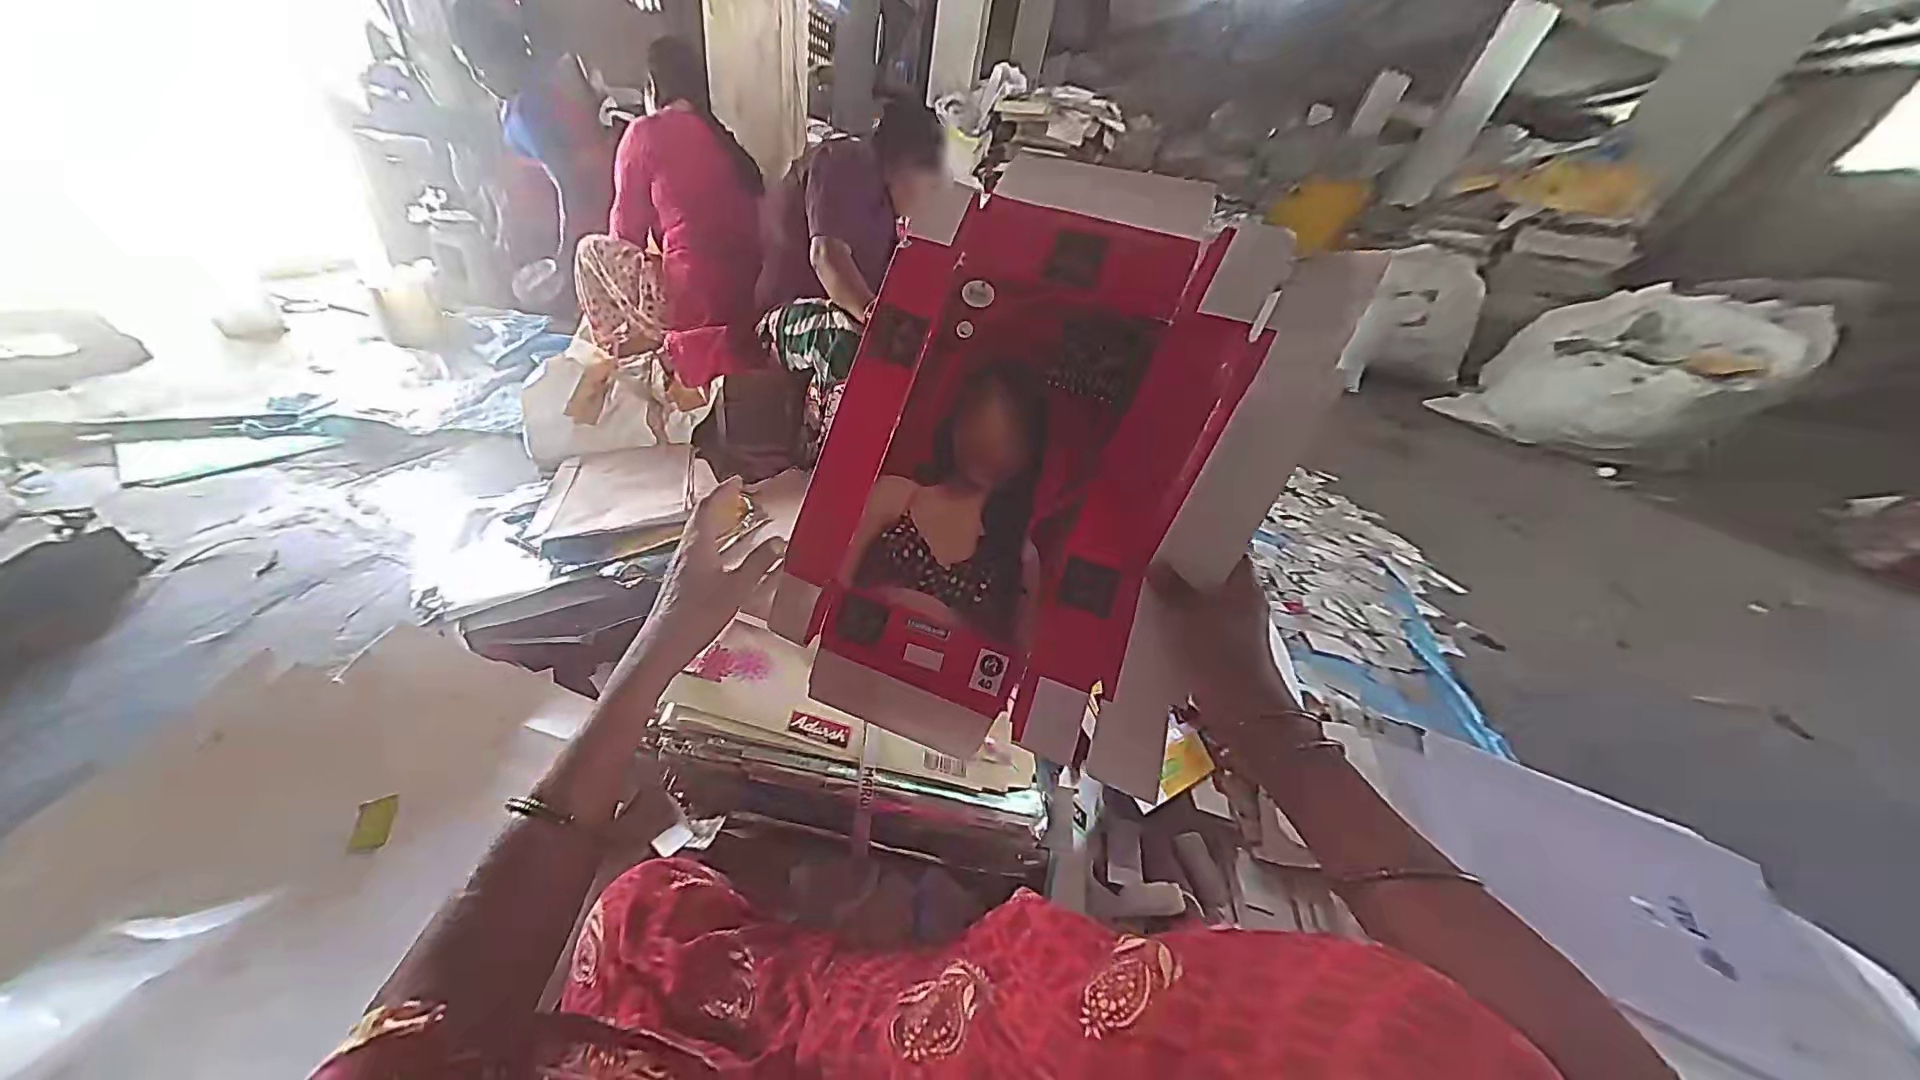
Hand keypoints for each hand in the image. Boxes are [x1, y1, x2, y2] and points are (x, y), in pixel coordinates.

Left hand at [615, 478, 786, 685]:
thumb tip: (778, 542)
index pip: (709, 508)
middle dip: (720, 503)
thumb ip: (759, 564)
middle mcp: (687, 551)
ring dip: (717, 521)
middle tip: (738, 495)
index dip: (724, 491)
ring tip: (734, 517)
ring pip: (700, 534)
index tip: (738, 480)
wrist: (663, 646)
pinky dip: (715, 539)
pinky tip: (724, 551)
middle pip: (702, 518)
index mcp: (698, 546)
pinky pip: (700, 549)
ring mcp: (682, 566)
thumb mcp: (736, 589)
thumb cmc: (697, 616)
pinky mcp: (682, 580)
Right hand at [1149, 558, 1317, 760]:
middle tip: (1146, 561)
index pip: (1224, 549)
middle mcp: (1240, 603)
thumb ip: (1172, 588)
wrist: (1242, 715)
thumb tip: (1157, 566)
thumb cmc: (1223, 658)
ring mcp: (1230, 628)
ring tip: (1141, 590)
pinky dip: (1174, 624)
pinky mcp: (1217, 651)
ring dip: (1174, 600)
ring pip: (1197, 603)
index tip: (1170, 533)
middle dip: (1178, 571)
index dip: (1199, 539)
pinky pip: (1191, 627)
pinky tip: (1150, 624)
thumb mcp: (1190, 615)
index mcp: (1243, 585)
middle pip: (1206, 576)